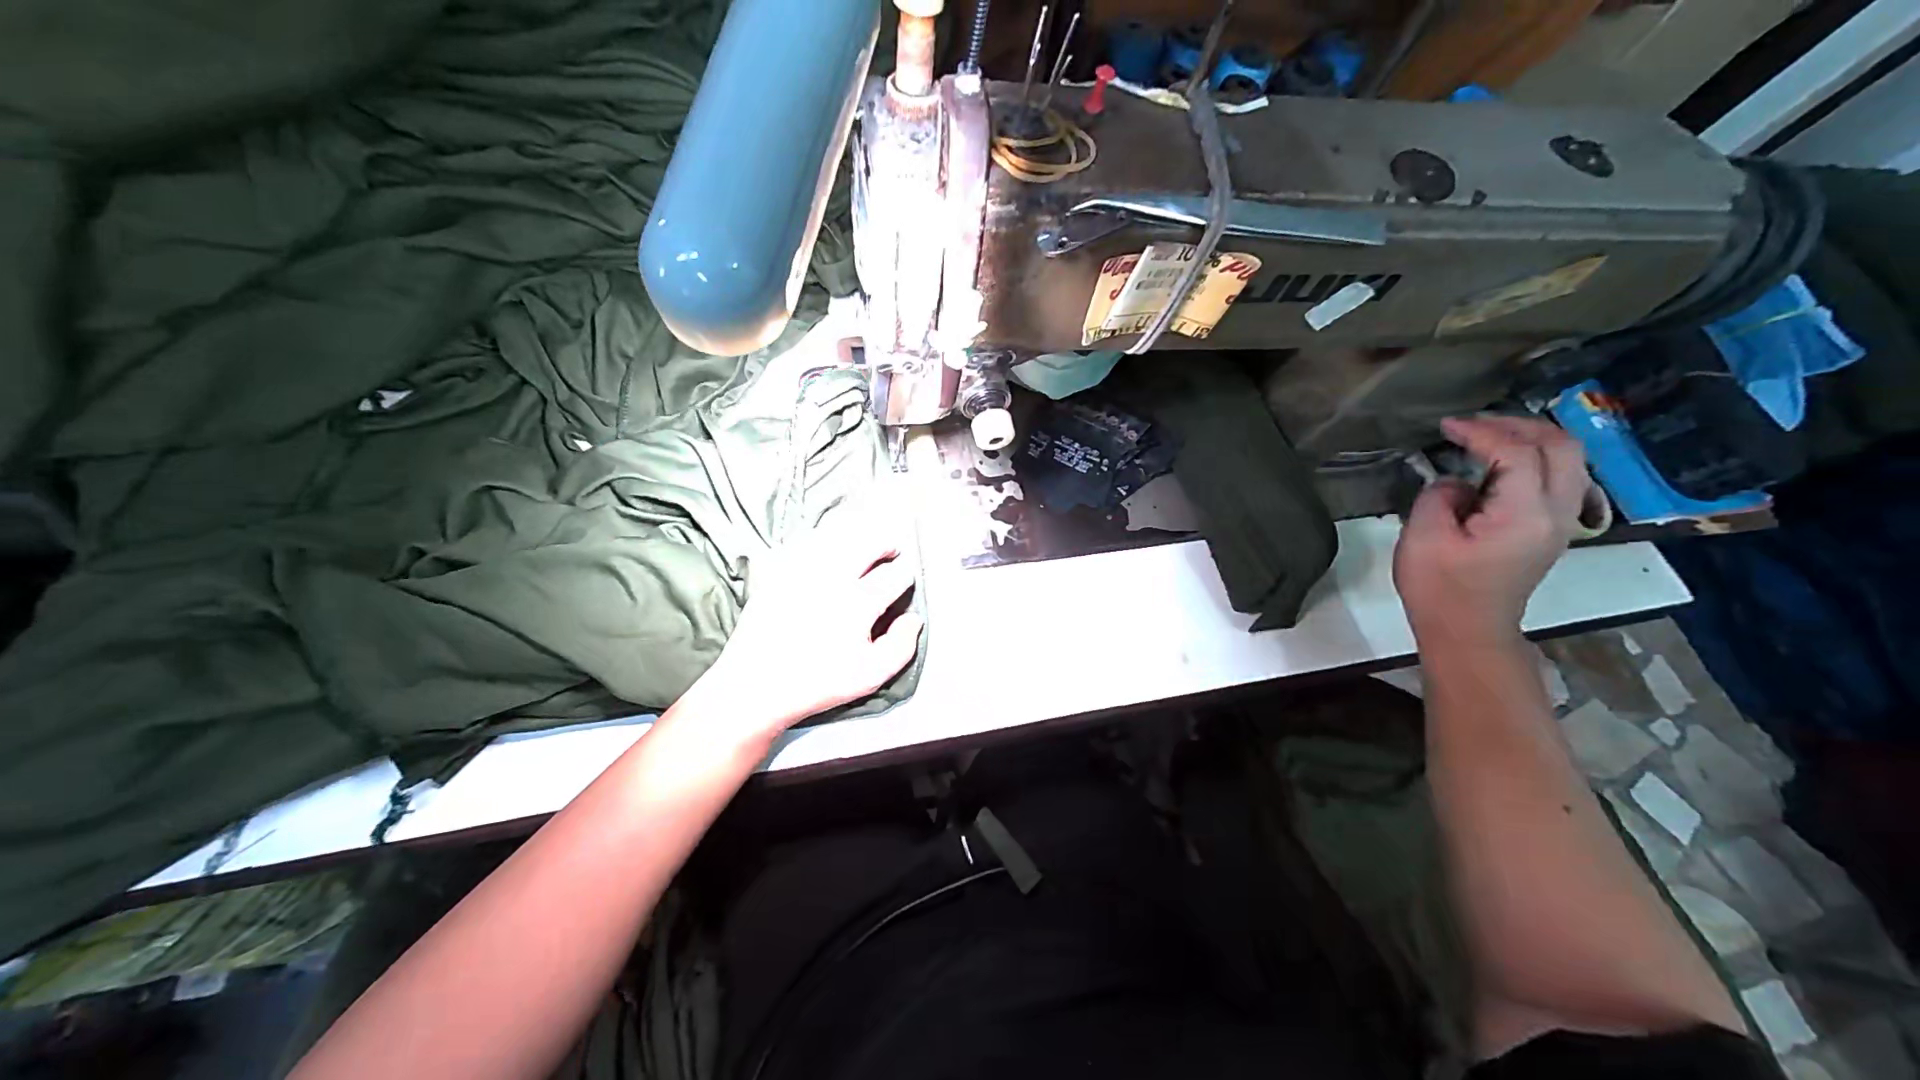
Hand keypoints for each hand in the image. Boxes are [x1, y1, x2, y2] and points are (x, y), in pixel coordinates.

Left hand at [685, 503, 923, 736]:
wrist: (754, 684)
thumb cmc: (817, 683)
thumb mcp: (870, 676)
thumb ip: (901, 646)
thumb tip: (913, 619)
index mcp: (858, 603)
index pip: (894, 576)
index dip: (905, 575)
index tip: (905, 579)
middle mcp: (832, 578)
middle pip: (868, 542)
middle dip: (886, 543)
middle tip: (892, 550)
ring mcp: (803, 569)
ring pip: (837, 534)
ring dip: (857, 534)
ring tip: (865, 539)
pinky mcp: (778, 570)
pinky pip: (807, 541)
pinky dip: (825, 537)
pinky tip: (830, 546)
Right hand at [1393, 415, 1588, 648]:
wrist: (1467, 632)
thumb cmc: (1439, 588)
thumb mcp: (1423, 537)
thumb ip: (1439, 496)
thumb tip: (1457, 484)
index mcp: (1525, 514)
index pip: (1518, 452)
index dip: (1482, 431)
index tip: (1446, 426)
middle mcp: (1557, 513)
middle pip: (1562, 446)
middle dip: (1518, 425)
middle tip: (1474, 424)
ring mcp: (1560, 522)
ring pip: (1568, 459)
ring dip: (1530, 439)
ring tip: (1486, 437)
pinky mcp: (1550, 529)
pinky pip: (1558, 477)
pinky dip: (1532, 458)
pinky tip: (1496, 463)